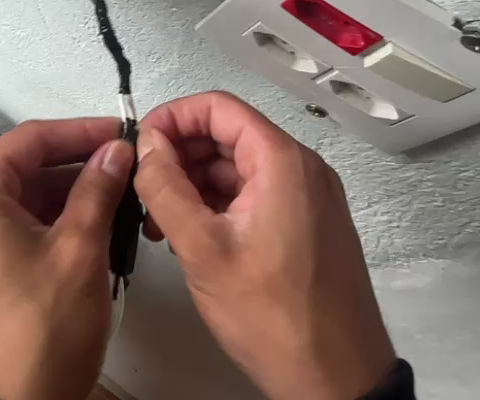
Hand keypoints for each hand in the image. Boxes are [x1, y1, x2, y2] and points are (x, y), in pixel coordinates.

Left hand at [0, 117, 131, 399]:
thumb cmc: (34, 336)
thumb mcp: (79, 250)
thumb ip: (97, 190)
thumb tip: (114, 153)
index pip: (31, 139)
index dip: (80, 132)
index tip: (117, 131)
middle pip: (27, 165)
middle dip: (78, 165)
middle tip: (124, 163)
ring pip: (26, 194)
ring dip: (70, 193)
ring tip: (118, 194)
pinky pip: (18, 220)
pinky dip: (54, 219)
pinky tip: (94, 223)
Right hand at [135, 92, 394, 399]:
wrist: (339, 386)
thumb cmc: (273, 316)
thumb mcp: (202, 248)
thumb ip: (164, 186)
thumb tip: (144, 143)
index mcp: (282, 161)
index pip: (217, 107)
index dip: (172, 117)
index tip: (140, 145)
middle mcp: (300, 168)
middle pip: (225, 134)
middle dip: (178, 155)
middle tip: (144, 189)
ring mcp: (306, 197)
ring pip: (235, 165)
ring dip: (192, 182)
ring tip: (158, 220)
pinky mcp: (305, 223)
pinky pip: (251, 192)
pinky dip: (215, 203)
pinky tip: (187, 234)